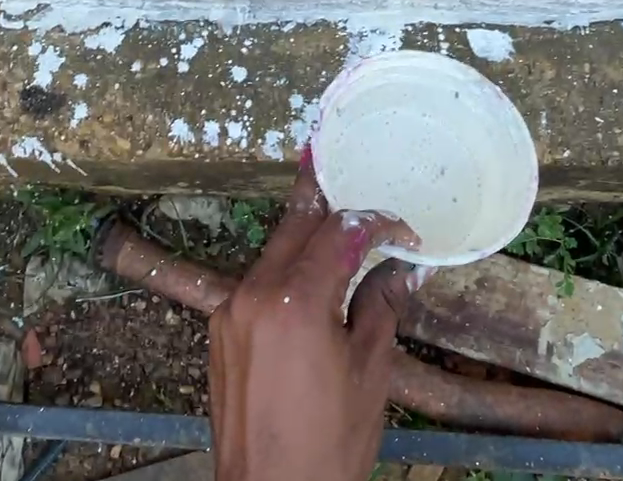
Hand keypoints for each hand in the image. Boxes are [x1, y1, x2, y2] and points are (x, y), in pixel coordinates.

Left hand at [207, 156, 421, 480]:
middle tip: (348, 182)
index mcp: (297, 300)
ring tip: (335, 231)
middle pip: (294, 226)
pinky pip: (256, 282)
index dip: (372, 223)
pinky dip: (283, 272)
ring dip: (304, 238)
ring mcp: (231, 308)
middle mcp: (255, 291)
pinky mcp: (220, 327)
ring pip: (272, 251)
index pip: (338, 234)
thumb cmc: (330, 440)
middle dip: (325, 203)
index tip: (400, 231)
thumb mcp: (369, 373)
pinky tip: (305, 282)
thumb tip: (401, 268)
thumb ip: (381, 307)